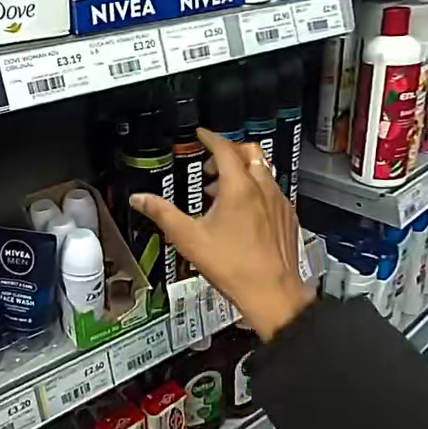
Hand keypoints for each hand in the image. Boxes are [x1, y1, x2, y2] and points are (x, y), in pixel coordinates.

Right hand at [130, 128, 315, 341]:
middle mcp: (263, 188)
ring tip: (222, 192)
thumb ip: (162, 213)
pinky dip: (256, 190)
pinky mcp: (288, 217)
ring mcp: (279, 202)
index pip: (225, 148)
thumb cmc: (232, 266)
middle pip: (249, 153)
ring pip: (262, 171)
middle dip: (228, 153)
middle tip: (209, 166)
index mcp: (239, 187)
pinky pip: (272, 191)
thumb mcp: (188, 237)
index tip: (201, 135)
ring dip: (241, 172)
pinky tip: (242, 213)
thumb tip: (139, 199)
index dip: (210, 137)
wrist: (272, 293)